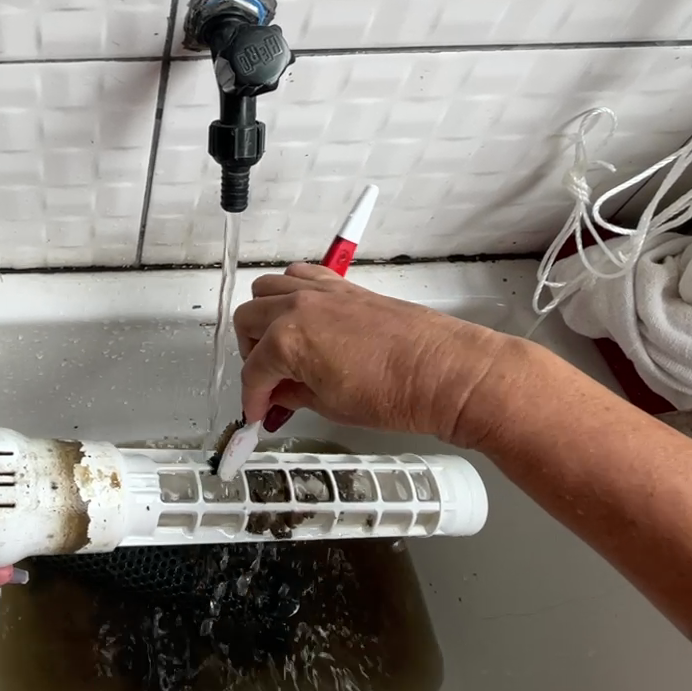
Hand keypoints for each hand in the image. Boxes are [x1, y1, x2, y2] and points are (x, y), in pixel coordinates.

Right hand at [233, 262, 528, 447]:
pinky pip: (298, 276)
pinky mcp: (340, 285)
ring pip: (265, 289)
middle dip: (251, 354)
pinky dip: (290, 292)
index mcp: (286, 340)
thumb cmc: (394, 394)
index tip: (257, 414)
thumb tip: (277, 396)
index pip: (253, 371)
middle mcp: (294, 307)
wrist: (445, 372)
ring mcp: (317, 291)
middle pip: (247, 321)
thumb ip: (293, 395)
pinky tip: (305, 318)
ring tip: (281, 345)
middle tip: (269, 381)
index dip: (252, 398)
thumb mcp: (331, 406)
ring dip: (264, 317)